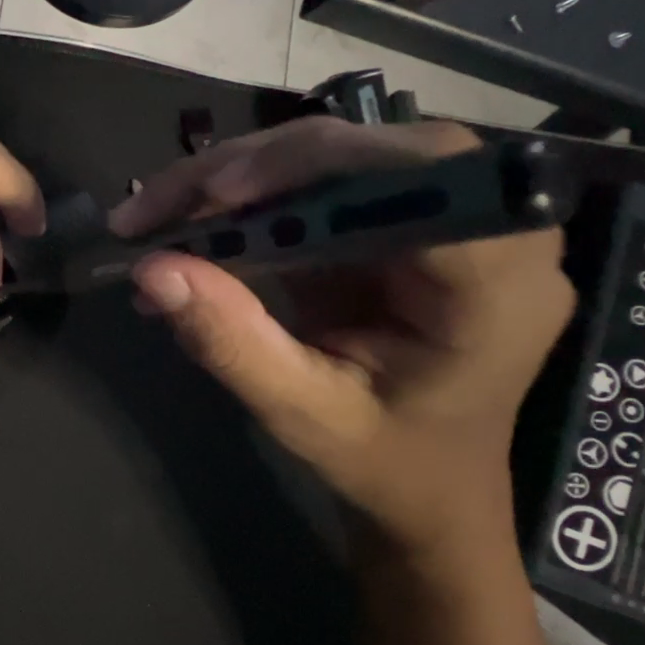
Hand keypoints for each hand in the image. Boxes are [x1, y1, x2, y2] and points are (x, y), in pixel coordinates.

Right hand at [111, 117, 575, 560]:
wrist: (426, 490)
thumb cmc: (385, 463)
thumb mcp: (301, 413)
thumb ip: (232, 342)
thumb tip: (149, 269)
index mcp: (495, 283)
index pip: (423, 174)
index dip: (319, 162)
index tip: (218, 191)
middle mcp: (482, 234)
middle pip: (364, 154)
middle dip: (247, 169)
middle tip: (150, 208)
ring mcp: (434, 226)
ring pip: (328, 162)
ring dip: (229, 182)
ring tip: (149, 218)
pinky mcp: (388, 230)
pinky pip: (309, 193)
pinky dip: (237, 207)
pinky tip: (182, 232)